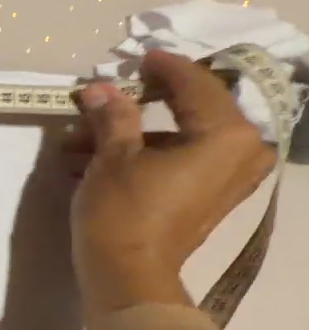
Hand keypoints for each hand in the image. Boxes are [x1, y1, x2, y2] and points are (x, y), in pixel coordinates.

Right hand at [70, 48, 274, 320]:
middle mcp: (244, 149)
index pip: (197, 86)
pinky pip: (186, 160)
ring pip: (184, 138)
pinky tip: (108, 160)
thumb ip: (111, 118)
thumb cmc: (122, 211)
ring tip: (87, 142)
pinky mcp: (213, 195)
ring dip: (137, 135)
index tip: (142, 58)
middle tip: (106, 102)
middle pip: (194, 112)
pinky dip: (150, 155)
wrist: (128, 271)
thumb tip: (98, 88)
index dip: (166, 70)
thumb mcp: (111, 159)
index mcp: (228, 133)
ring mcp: (232, 175)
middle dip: (144, 107)